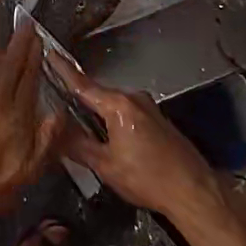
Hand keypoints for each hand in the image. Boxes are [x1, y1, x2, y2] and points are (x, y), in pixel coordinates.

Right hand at [54, 62, 226, 216]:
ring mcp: (148, 107)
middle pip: (97, 93)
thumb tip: (54, 132)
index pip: (82, 84)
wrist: (196, 193)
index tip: (50, 53)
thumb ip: (77, 145)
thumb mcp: (105, 165)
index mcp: (117, 105)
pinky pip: (126, 112)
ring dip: (96, 112)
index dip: (63, 70)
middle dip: (78, 98)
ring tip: (79, 126)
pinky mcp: (157, 120)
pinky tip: (106, 136)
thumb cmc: (148, 179)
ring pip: (112, 104)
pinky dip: (112, 119)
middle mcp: (133, 98)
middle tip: (57, 103)